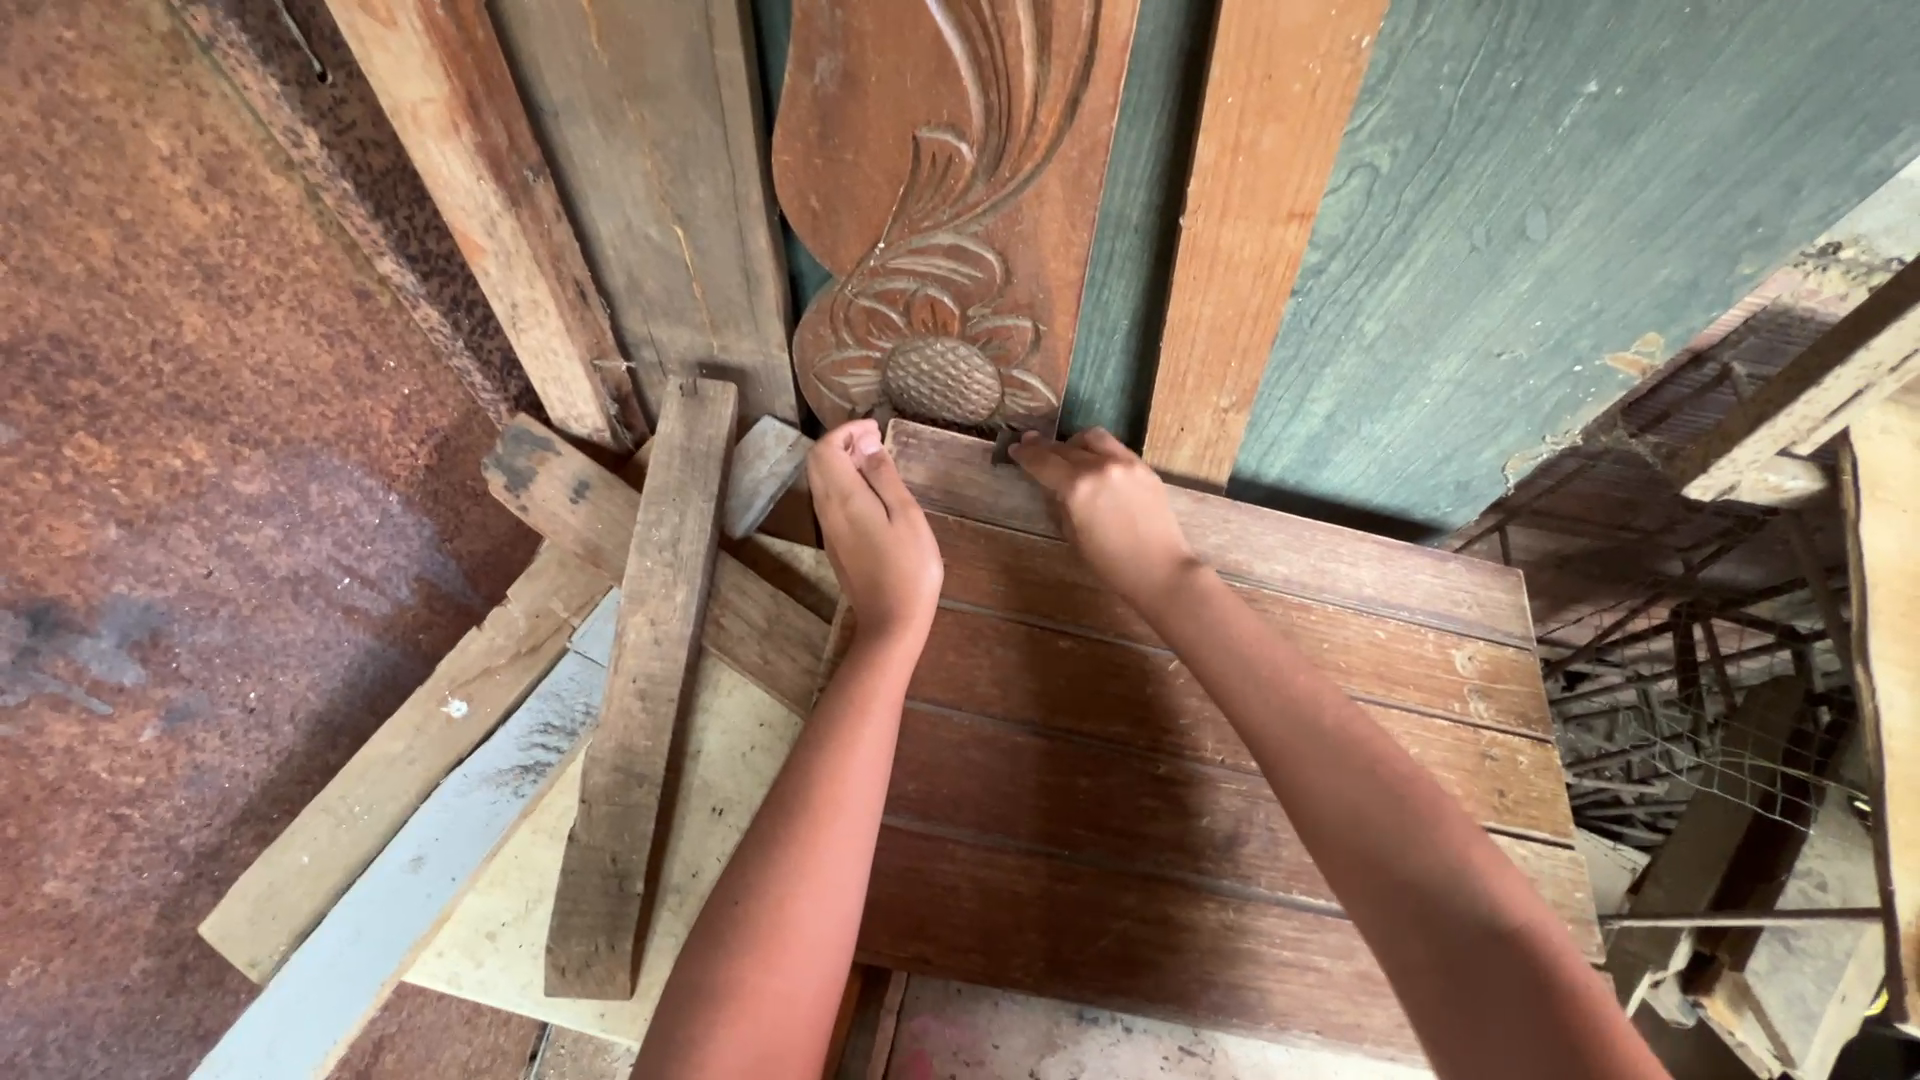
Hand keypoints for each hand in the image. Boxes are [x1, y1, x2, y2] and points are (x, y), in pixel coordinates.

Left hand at [808, 420, 943, 644]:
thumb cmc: (909, 567)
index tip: (876, 428)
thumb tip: (867, 443)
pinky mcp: (836, 545)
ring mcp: (828, 530)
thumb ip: (884, 476)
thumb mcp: (906, 514)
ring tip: (878, 462)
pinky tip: (873, 493)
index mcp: (842, 498)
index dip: (846, 431)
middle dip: (842, 443)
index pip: (825, 449)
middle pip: (817, 463)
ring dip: (843, 464)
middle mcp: (827, 510)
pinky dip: (845, 484)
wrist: (892, 621)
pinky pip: (830, 502)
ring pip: (821, 483)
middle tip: (876, 441)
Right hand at [1008, 427, 1200, 610]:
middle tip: (1032, 446)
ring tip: (1067, 454)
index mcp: (1077, 487)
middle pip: (1064, 447)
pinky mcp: (1143, 467)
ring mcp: (1125, 463)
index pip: (1043, 461)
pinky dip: (1097, 451)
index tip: (1016, 448)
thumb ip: (1060, 504)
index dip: (1025, 454)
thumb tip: (1054, 487)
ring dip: (1074, 443)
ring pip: (1092, 437)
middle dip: (1045, 447)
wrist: (1160, 568)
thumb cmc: (1110, 563)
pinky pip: (1114, 448)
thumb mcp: (1072, 535)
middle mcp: (1099, 466)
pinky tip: (1095, 464)